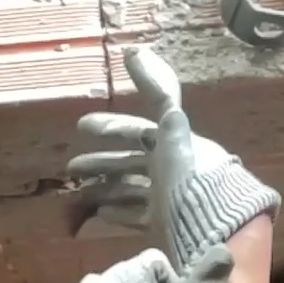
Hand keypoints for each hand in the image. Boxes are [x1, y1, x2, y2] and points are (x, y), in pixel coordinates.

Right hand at [67, 46, 281, 270]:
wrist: (211, 229)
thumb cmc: (189, 180)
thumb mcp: (172, 131)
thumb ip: (158, 92)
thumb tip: (137, 53)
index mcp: (172, 146)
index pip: (138, 130)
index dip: (111, 126)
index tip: (82, 127)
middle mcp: (169, 169)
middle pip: (130, 161)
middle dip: (101, 161)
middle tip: (72, 167)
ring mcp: (167, 197)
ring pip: (129, 188)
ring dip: (103, 187)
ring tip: (79, 192)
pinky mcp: (166, 223)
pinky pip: (138, 215)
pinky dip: (118, 212)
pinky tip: (99, 213)